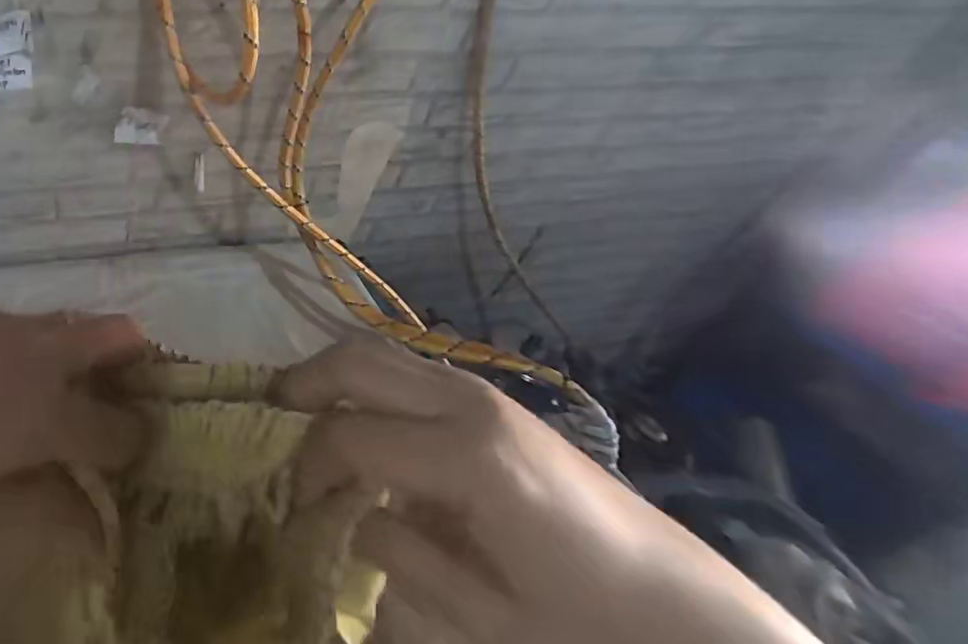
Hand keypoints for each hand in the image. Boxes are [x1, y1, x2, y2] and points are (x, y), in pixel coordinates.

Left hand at [0, 311, 148, 526]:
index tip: (140, 445)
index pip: (111, 425)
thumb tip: (80, 498)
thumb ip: (40, 491)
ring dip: (81, 345)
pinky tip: (11, 372)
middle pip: (107, 334)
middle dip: (131, 354)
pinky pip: (19, 324)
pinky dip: (35, 343)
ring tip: (74, 378)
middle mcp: (30, 354)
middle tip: (136, 380)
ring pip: (62, 322)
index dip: (133, 438)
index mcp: (41, 411)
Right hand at [276, 339, 818, 643]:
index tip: (298, 507)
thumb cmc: (593, 630)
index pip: (350, 435)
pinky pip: (409, 370)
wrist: (692, 612)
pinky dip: (370, 387)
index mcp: (466, 455)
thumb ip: (402, 556)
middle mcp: (467, 401)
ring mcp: (481, 392)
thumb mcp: (489, 618)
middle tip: (275, 422)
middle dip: (304, 387)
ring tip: (309, 419)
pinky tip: (369, 430)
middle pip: (357, 361)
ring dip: (335, 380)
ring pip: (380, 352)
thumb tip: (349, 515)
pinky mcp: (492, 400)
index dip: (310, 467)